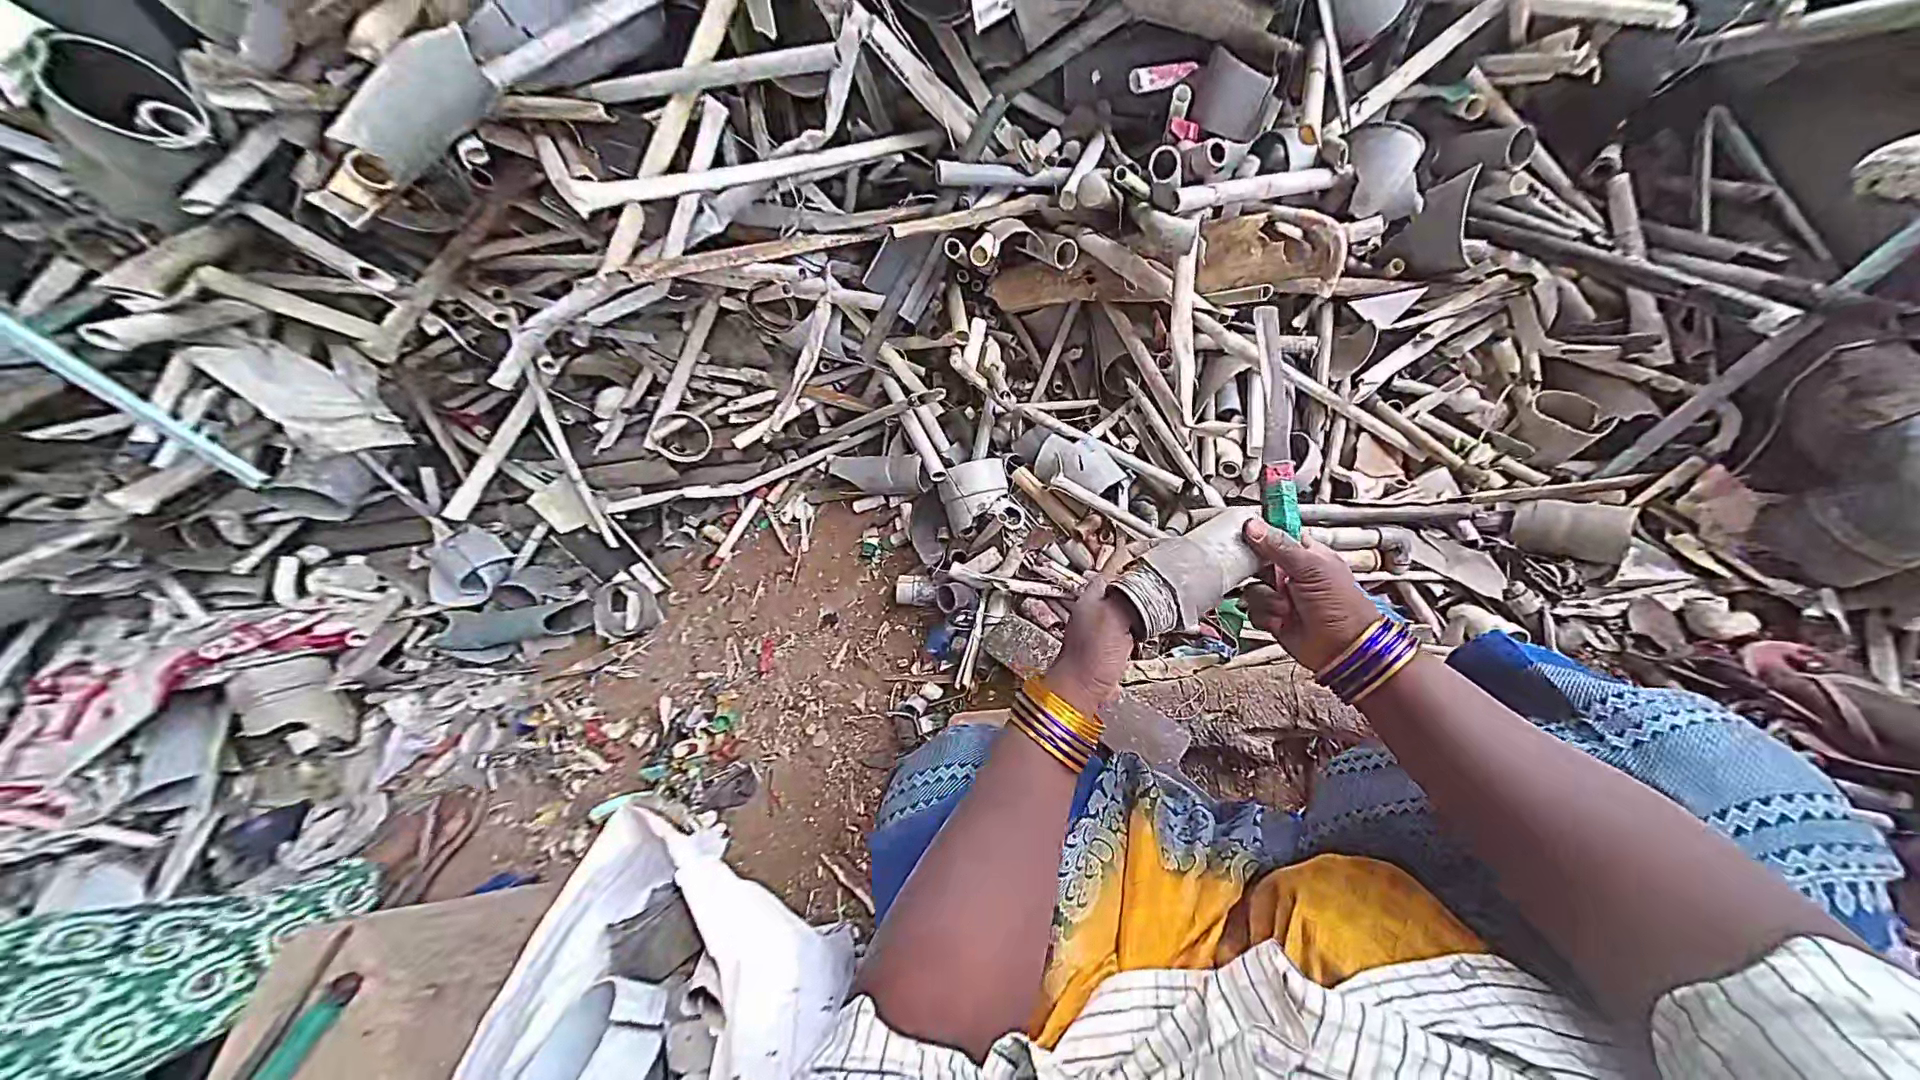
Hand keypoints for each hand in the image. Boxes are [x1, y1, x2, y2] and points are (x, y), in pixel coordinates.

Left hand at [1045, 575, 1134, 712]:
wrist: (1084, 689)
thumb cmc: (1092, 655)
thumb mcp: (1114, 617)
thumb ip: (1126, 599)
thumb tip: (1140, 587)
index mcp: (1090, 599)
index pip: (1111, 578)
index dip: (1130, 580)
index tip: (1147, 584)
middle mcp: (1092, 613)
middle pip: (1120, 597)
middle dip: (1137, 602)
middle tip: (1151, 606)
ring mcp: (1098, 632)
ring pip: (1124, 617)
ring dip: (1137, 621)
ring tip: (1147, 625)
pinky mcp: (1106, 650)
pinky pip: (1125, 637)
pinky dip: (1134, 638)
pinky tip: (1140, 643)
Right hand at [1240, 518, 1380, 671]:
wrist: (1344, 649)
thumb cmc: (1342, 607)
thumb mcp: (1312, 568)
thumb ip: (1280, 546)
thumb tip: (1254, 526)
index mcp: (1306, 555)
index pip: (1277, 534)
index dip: (1260, 533)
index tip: (1246, 533)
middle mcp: (1291, 573)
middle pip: (1257, 561)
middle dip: (1257, 571)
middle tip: (1267, 576)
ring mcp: (1281, 594)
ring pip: (1252, 587)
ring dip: (1266, 599)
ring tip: (1285, 607)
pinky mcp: (1273, 615)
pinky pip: (1253, 609)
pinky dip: (1265, 615)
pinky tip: (1281, 620)